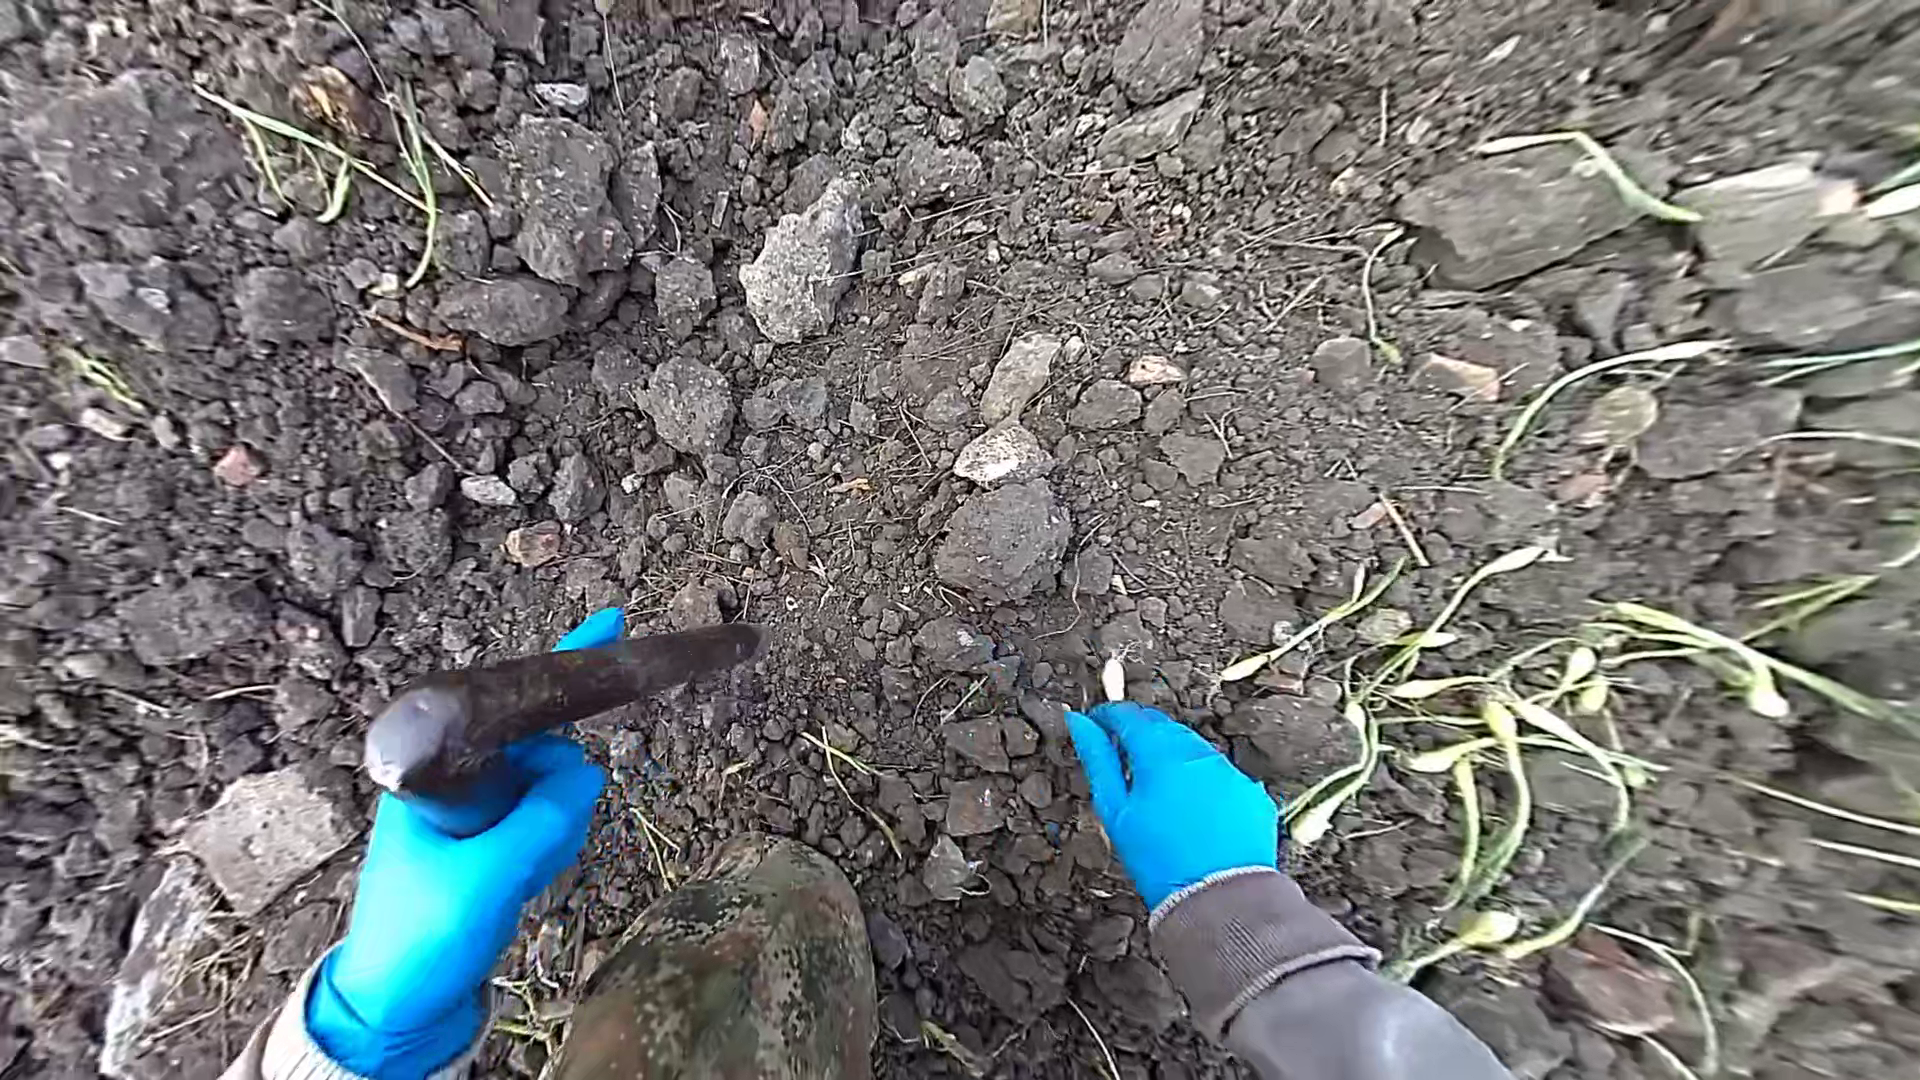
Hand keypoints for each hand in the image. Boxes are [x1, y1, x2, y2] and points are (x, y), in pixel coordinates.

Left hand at [306, 610, 619, 1076]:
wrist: (397, 1005)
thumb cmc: (422, 934)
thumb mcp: (485, 875)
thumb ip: (544, 817)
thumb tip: (588, 772)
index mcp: (441, 769)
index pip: (511, 701)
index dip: (564, 661)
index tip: (612, 622)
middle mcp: (467, 775)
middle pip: (551, 747)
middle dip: (560, 792)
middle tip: (538, 841)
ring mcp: (489, 804)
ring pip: (562, 784)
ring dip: (558, 826)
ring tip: (522, 870)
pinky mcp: (505, 830)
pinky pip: (558, 813)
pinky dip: (557, 840)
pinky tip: (531, 871)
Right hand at [1066, 702, 1278, 910]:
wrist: (1220, 903)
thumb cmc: (1160, 861)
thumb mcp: (1115, 808)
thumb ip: (1097, 758)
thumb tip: (1080, 723)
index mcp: (1160, 752)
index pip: (1127, 714)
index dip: (1107, 716)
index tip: (1097, 725)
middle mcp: (1197, 752)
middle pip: (1160, 726)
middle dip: (1138, 735)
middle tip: (1123, 762)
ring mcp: (1227, 771)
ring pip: (1190, 746)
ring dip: (1170, 756)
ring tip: (1157, 791)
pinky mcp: (1249, 792)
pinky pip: (1218, 772)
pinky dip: (1201, 779)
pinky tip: (1191, 809)